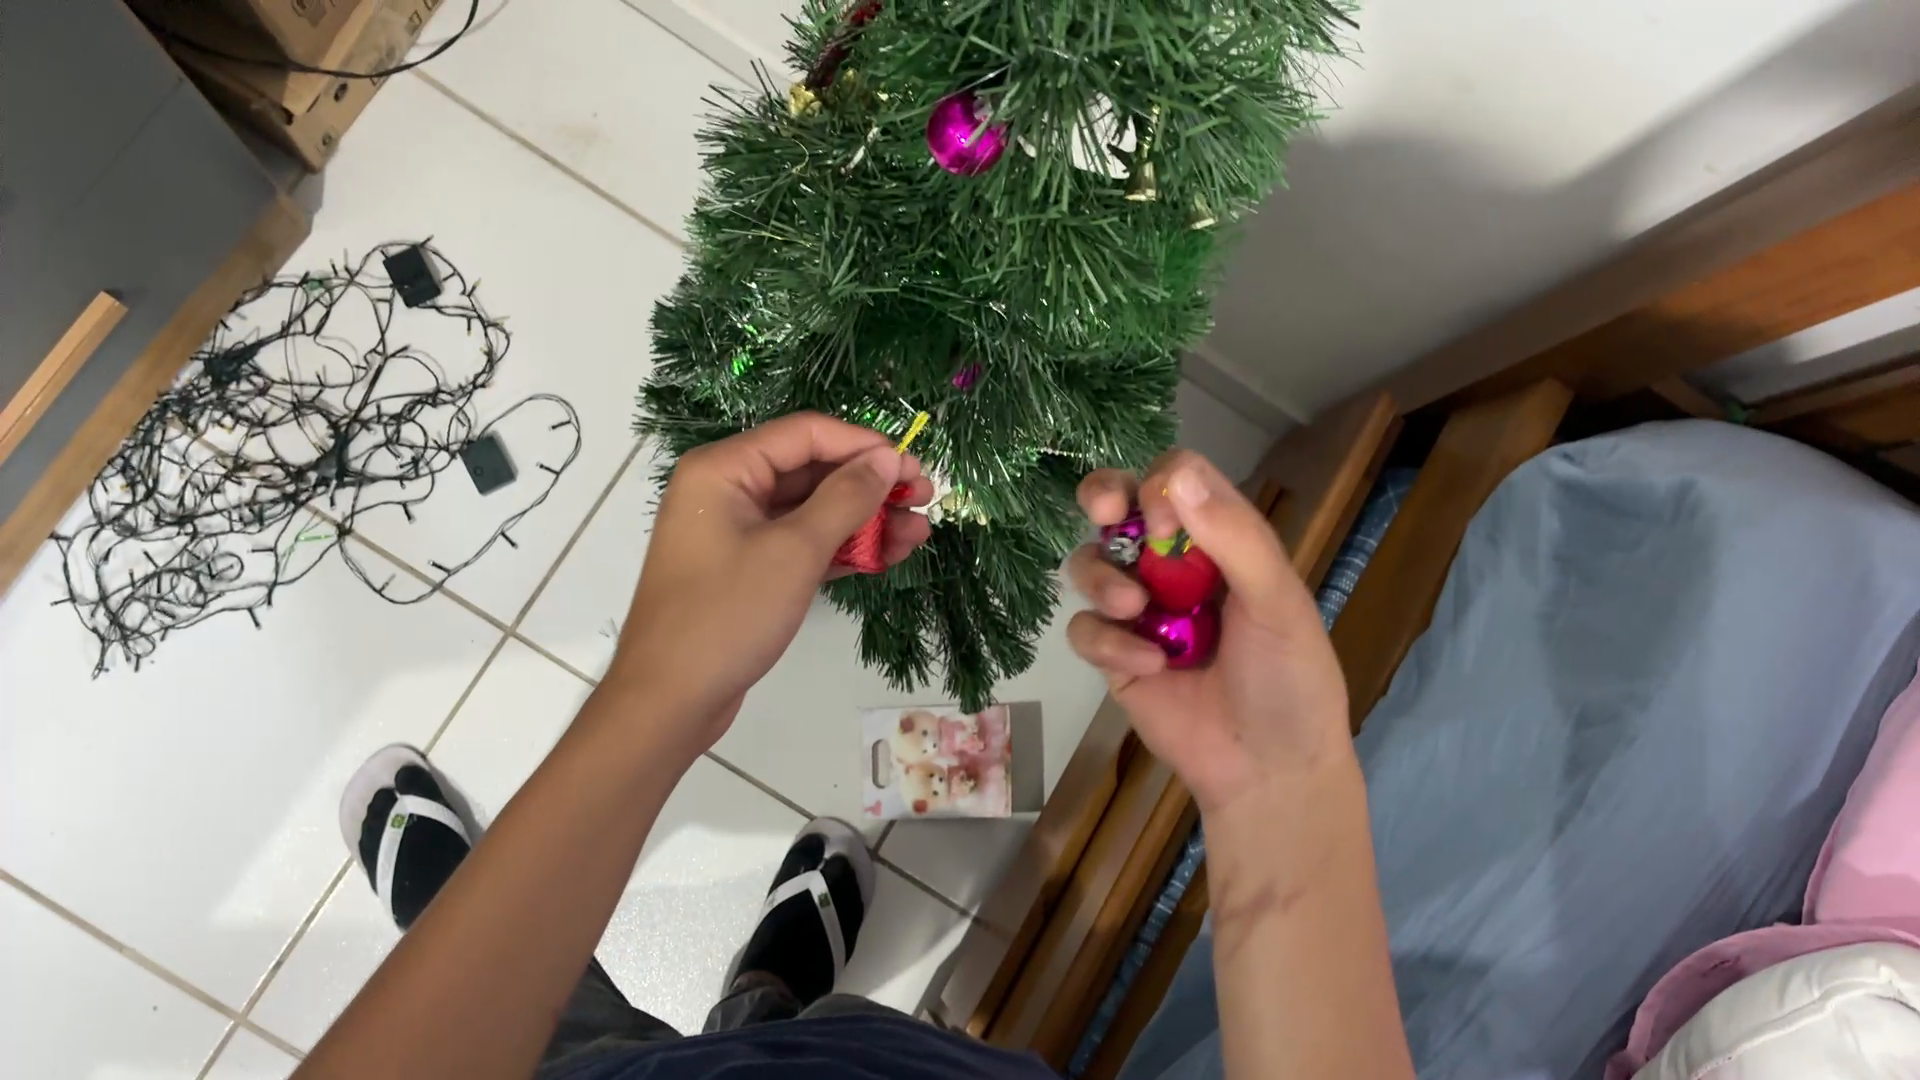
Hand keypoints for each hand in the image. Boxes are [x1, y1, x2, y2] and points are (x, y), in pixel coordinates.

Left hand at [609, 412, 933, 754]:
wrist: (670, 700)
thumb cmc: (727, 614)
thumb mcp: (794, 551)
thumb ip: (846, 498)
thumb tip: (887, 458)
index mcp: (725, 469)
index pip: (806, 434)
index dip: (863, 445)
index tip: (912, 466)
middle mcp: (730, 490)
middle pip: (813, 471)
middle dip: (871, 485)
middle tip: (924, 497)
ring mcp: (740, 532)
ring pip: (814, 510)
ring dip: (867, 519)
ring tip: (918, 532)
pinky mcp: (752, 569)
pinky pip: (805, 544)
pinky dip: (844, 548)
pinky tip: (890, 553)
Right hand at [1066, 450, 1349, 816]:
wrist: (1267, 771)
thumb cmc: (1289, 680)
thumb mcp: (1277, 603)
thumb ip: (1235, 538)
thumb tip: (1174, 478)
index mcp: (1220, 541)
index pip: (1178, 480)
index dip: (1162, 487)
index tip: (1165, 524)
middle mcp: (1171, 564)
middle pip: (1119, 505)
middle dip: (1103, 498)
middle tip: (1103, 511)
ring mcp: (1137, 609)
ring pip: (1089, 563)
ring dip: (1102, 580)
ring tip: (1133, 611)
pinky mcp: (1112, 654)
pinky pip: (1084, 628)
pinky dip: (1108, 644)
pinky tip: (1150, 668)